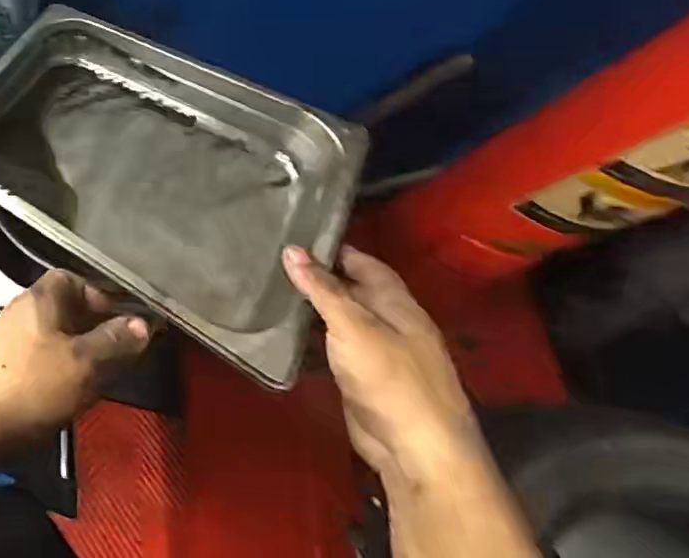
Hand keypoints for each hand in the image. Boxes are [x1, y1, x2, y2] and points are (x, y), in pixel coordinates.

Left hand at [0, 269, 151, 445]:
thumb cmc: (33, 384)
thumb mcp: (84, 363)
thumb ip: (115, 342)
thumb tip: (141, 324)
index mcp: (42, 296)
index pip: (78, 279)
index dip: (104, 296)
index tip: (126, 319)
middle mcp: (27, 308)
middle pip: (71, 308)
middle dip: (99, 328)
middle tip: (123, 350)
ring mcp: (15, 337)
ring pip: (61, 334)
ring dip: (85, 351)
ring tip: (106, 373)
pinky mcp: (9, 364)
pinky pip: (47, 355)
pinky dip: (66, 367)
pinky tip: (78, 389)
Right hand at [283, 245, 487, 487]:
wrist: (416, 453)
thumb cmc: (389, 378)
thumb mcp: (352, 324)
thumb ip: (321, 287)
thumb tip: (291, 249)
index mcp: (397, 302)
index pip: (362, 261)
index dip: (331, 248)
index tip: (294, 236)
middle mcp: (390, 322)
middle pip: (350, 289)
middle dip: (318, 277)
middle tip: (273, 262)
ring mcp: (378, 353)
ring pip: (341, 319)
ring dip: (313, 308)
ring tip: (272, 290)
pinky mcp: (363, 379)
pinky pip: (335, 347)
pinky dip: (314, 337)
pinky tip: (287, 332)